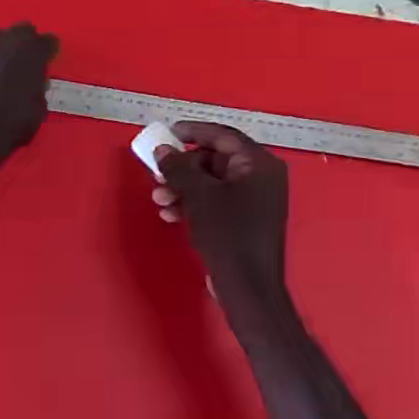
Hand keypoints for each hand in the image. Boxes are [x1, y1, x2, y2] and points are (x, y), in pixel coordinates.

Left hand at [0, 23, 58, 164]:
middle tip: (25, 63)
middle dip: (26, 44)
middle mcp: (8, 40)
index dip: (48, 54)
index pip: (49, 41)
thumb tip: (33, 84)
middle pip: (23, 31)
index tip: (46, 63)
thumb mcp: (38, 109)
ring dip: (2, 48)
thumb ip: (38, 88)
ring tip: (1, 68)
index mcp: (34, 51)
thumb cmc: (12, 123)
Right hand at [151, 122, 289, 311]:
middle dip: (182, 169)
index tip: (166, 134)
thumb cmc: (228, 233)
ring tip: (160, 202)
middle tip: (157, 177)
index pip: (222, 135)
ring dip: (182, 189)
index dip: (192, 131)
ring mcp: (255, 201)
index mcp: (259, 164)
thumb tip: (163, 150)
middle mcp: (261, 178)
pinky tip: (172, 216)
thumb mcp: (198, 196)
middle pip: (214, 160)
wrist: (248, 287)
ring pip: (211, 183)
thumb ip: (178, 167)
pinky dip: (193, 204)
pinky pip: (216, 202)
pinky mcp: (246, 221)